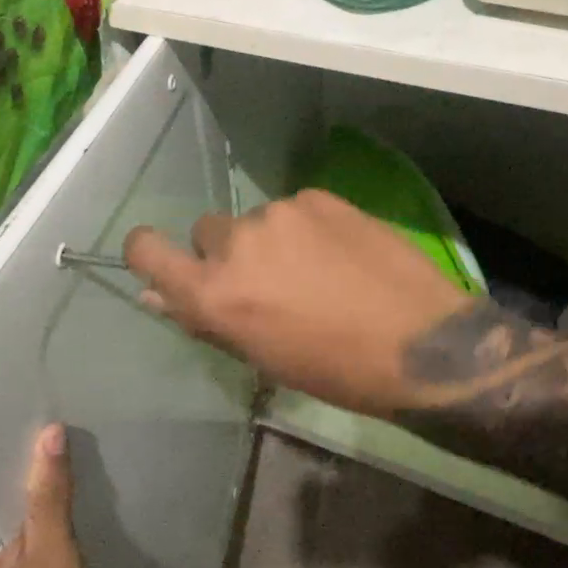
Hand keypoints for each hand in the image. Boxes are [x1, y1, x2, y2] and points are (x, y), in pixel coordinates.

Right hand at [124, 190, 472, 416]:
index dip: (147, 251)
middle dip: (226, 254)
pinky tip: (341, 254)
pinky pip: (294, 209)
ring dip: (270, 241)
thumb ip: (208, 317)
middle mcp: (238, 243)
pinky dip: (306, 228)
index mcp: (215, 293)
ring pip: (255, 221)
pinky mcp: (318, 197)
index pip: (146, 250)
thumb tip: (161, 295)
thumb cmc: (335, 371)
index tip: (163, 261)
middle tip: (267, 281)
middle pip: (207, 232)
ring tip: (315, 271)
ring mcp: (280, 213)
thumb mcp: (261, 357)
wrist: (421, 342)